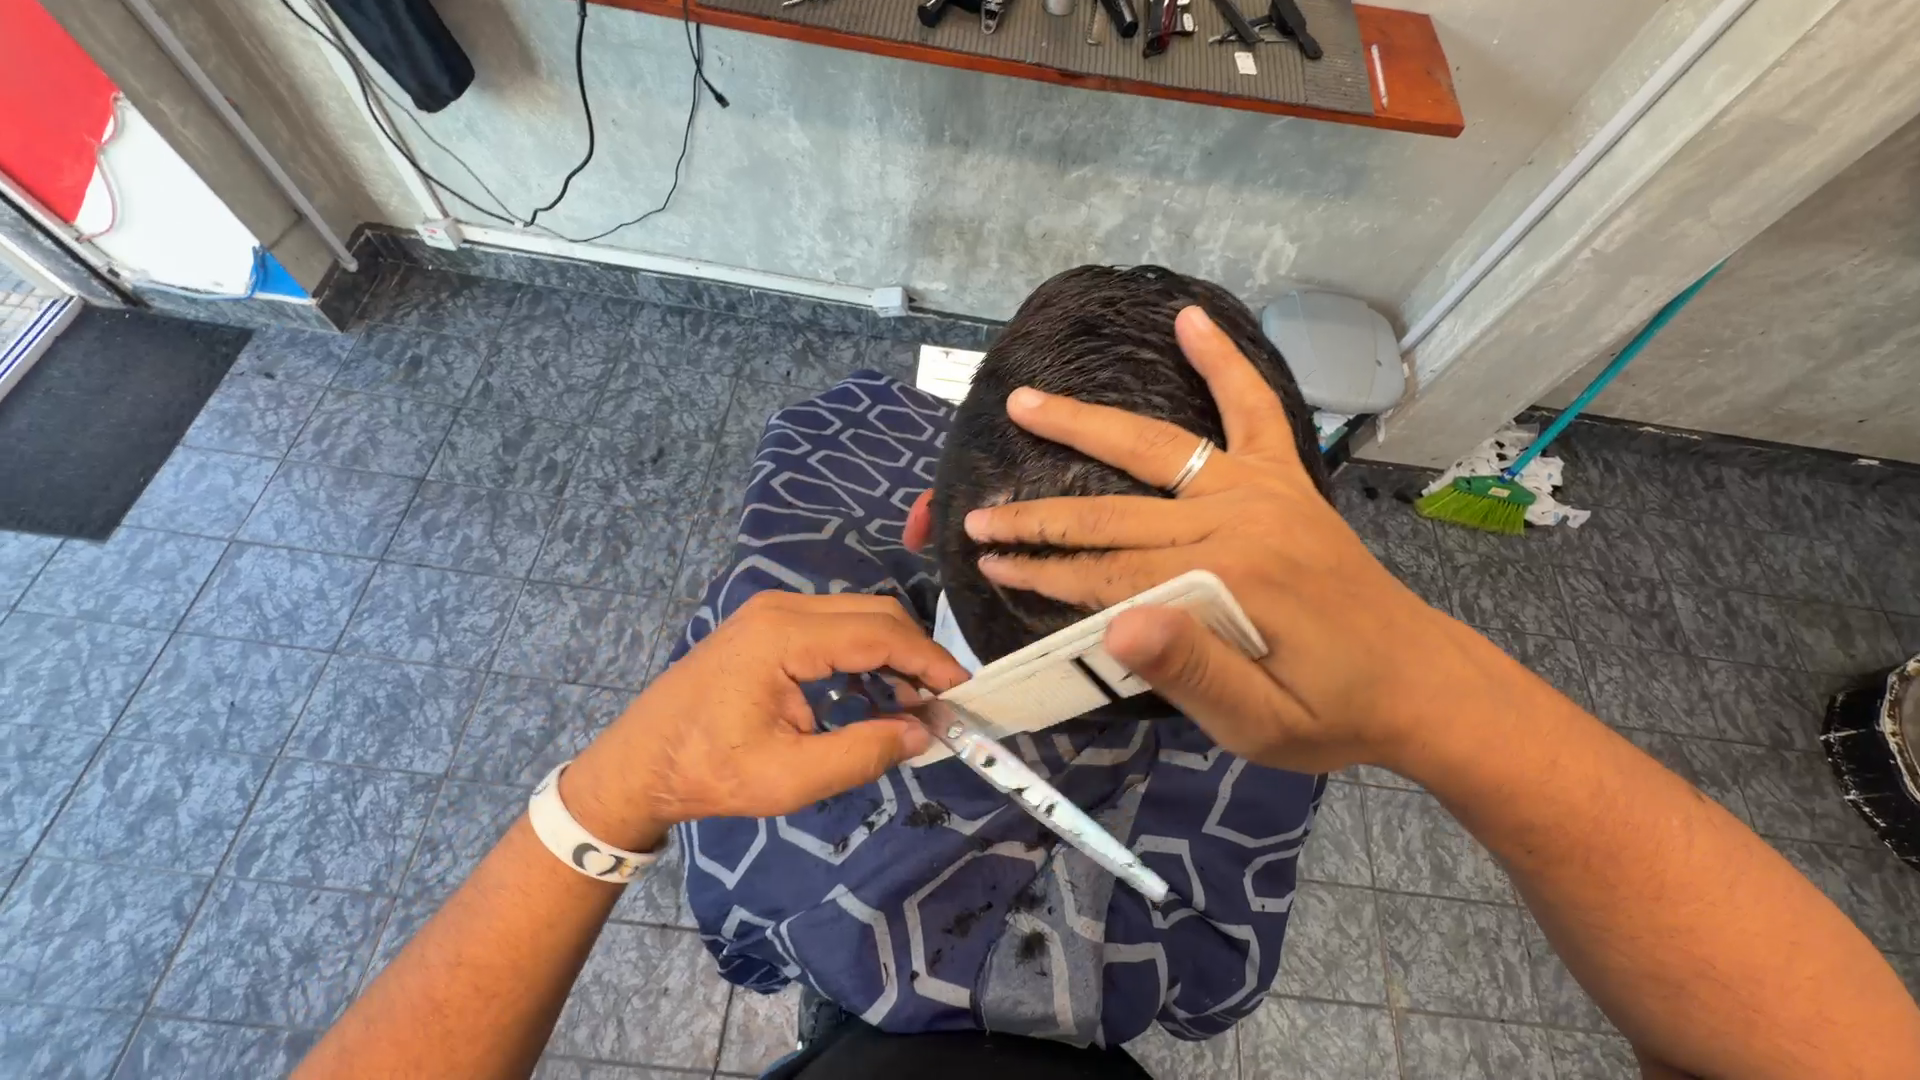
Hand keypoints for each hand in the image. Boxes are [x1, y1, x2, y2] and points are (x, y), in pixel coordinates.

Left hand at [562, 592, 968, 849]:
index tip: (963, 692)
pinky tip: (874, 692)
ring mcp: (773, 611)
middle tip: (940, 704)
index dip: (929, 661)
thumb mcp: (788, 778)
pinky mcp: (769, 623)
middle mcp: (782, 608)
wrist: (638, 762)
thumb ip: (862, 754)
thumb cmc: (708, 772)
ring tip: (913, 704)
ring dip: (893, 653)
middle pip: (875, 613)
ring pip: (858, 615)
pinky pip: (835, 625)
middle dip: (916, 655)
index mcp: (783, 635)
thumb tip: (923, 733)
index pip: (879, 633)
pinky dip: (865, 652)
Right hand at [960, 307, 1469, 773]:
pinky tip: (1189, 320)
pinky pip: (1253, 409)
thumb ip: (1188, 670)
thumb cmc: (1328, 712)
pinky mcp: (1284, 480)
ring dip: (1085, 427)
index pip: (1110, 572)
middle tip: (978, 516)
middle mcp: (1239, 521)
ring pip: (1156, 449)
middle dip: (1039, 518)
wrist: (1420, 683)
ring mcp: (1262, 490)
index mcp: (1226, 582)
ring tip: (1025, 401)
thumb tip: (1111, 626)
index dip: (1044, 572)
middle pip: (1115, 512)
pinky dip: (1223, 362)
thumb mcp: (1257, 722)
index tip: (989, 565)